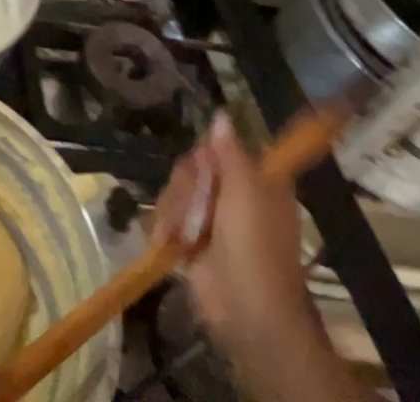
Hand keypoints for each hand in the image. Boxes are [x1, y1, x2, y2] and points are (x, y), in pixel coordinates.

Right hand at [157, 117, 312, 347]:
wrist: (244, 307)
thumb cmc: (254, 245)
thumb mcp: (246, 191)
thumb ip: (229, 153)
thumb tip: (221, 114)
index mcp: (254, 182)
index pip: (222, 150)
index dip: (208, 155)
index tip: (203, 166)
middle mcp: (232, 197)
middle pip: (193, 169)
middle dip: (186, 187)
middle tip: (195, 206)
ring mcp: (208, 220)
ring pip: (175, 192)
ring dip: (175, 211)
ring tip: (183, 234)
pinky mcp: (188, 240)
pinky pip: (165, 218)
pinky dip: (165, 229)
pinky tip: (170, 242)